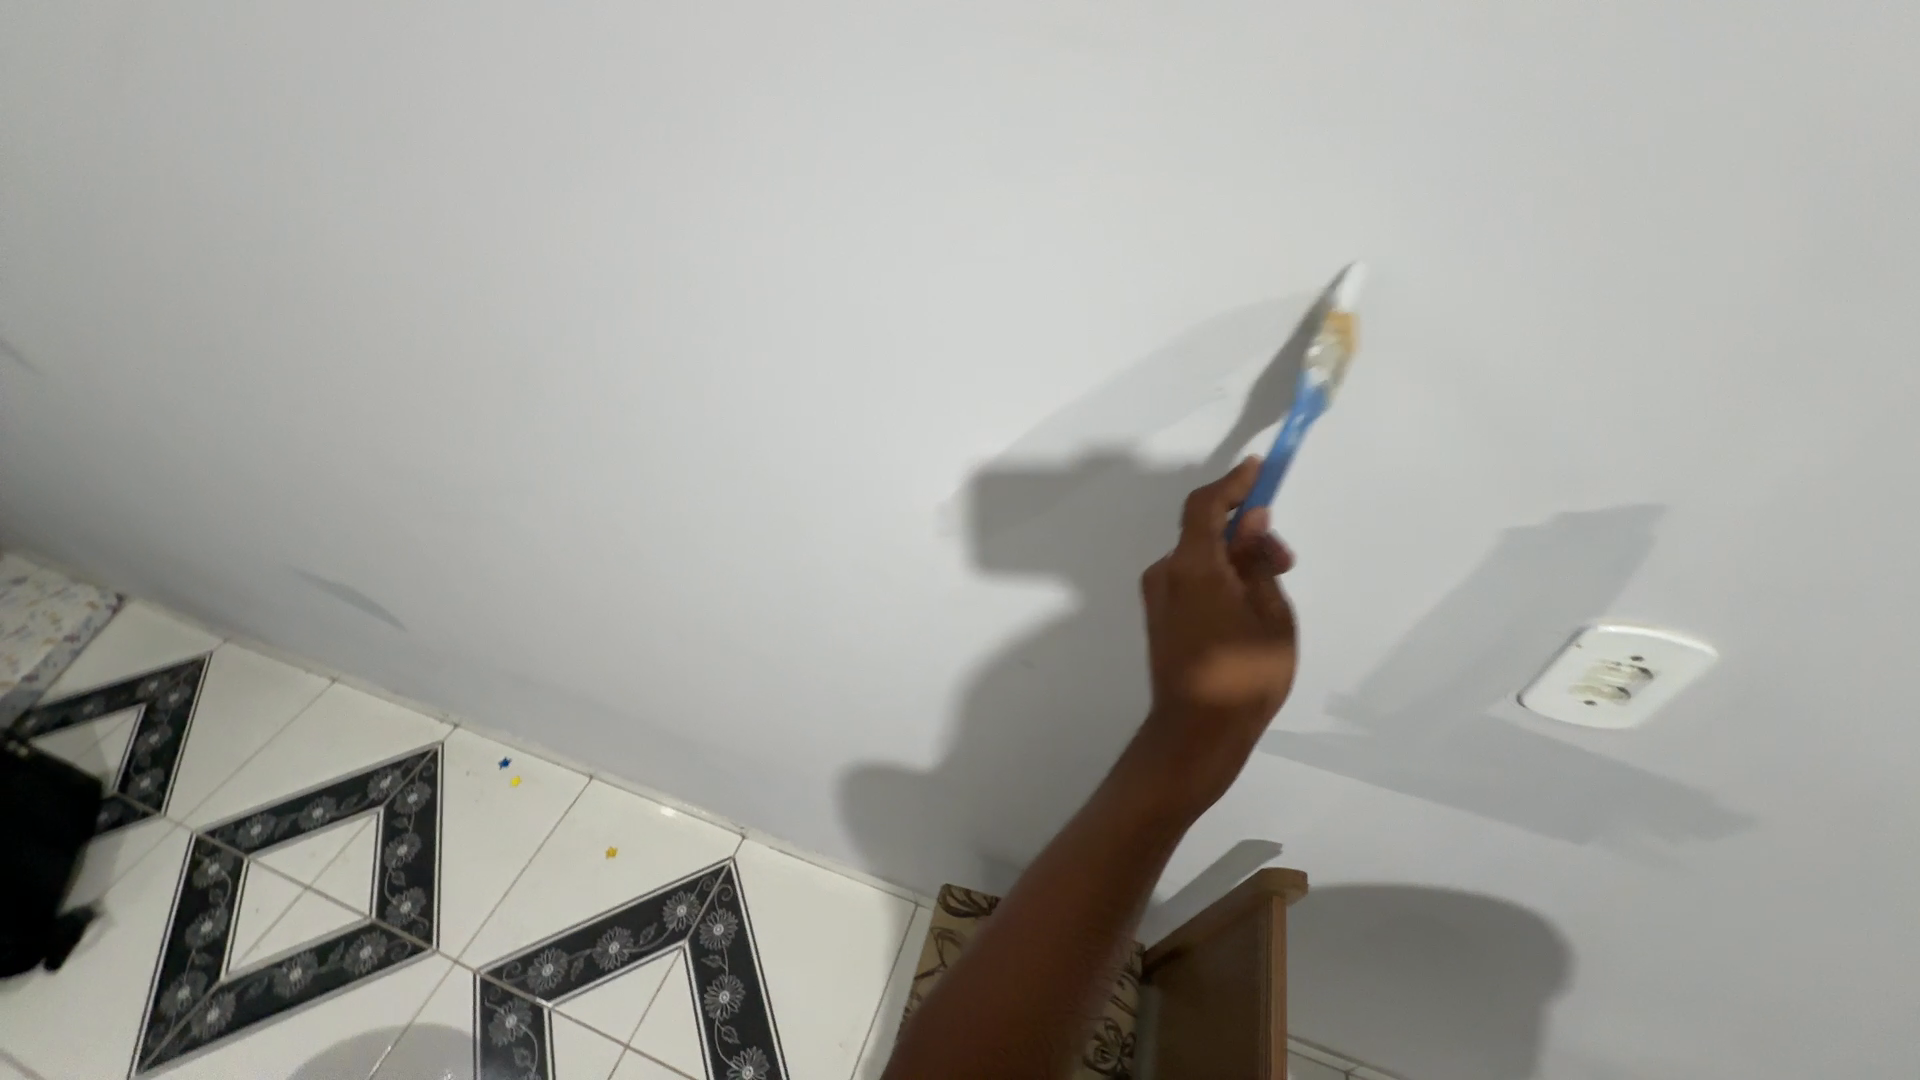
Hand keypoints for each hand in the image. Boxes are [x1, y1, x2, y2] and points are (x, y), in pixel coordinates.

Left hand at [1132, 458, 1297, 809]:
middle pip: (1205, 533)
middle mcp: (1165, 574)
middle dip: (1245, 533)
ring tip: (1274, 590)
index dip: (1232, 483)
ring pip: (1200, 559)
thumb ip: (1259, 562)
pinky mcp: (1159, 618)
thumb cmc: (1244, 675)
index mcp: (1191, 566)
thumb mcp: (1272, 614)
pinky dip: (1219, 579)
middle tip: (1285, 558)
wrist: (1196, 731)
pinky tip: (1247, 606)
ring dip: (1235, 560)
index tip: (1260, 469)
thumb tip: (1252, 523)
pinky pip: (1191, 581)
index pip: (1205, 505)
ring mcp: (1158, 598)